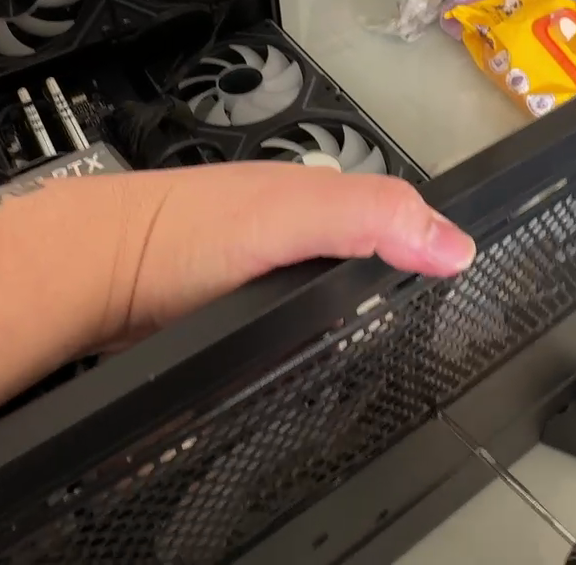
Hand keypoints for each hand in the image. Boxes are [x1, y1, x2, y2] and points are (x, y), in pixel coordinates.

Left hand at [90, 163, 477, 345]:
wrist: (99, 273)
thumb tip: (457, 245)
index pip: (404, 222)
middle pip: (376, 264)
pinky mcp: (246, 314)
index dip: (440, 253)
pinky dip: (323, 348)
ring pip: (339, 300)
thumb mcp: (291, 215)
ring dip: (368, 329)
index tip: (476, 300)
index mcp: (325, 201)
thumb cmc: (193, 230)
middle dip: (411, 299)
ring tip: (401, 371)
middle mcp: (303, 233)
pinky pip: (302, 330)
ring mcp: (273, 274)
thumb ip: (369, 217)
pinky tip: (330, 374)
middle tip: (446, 350)